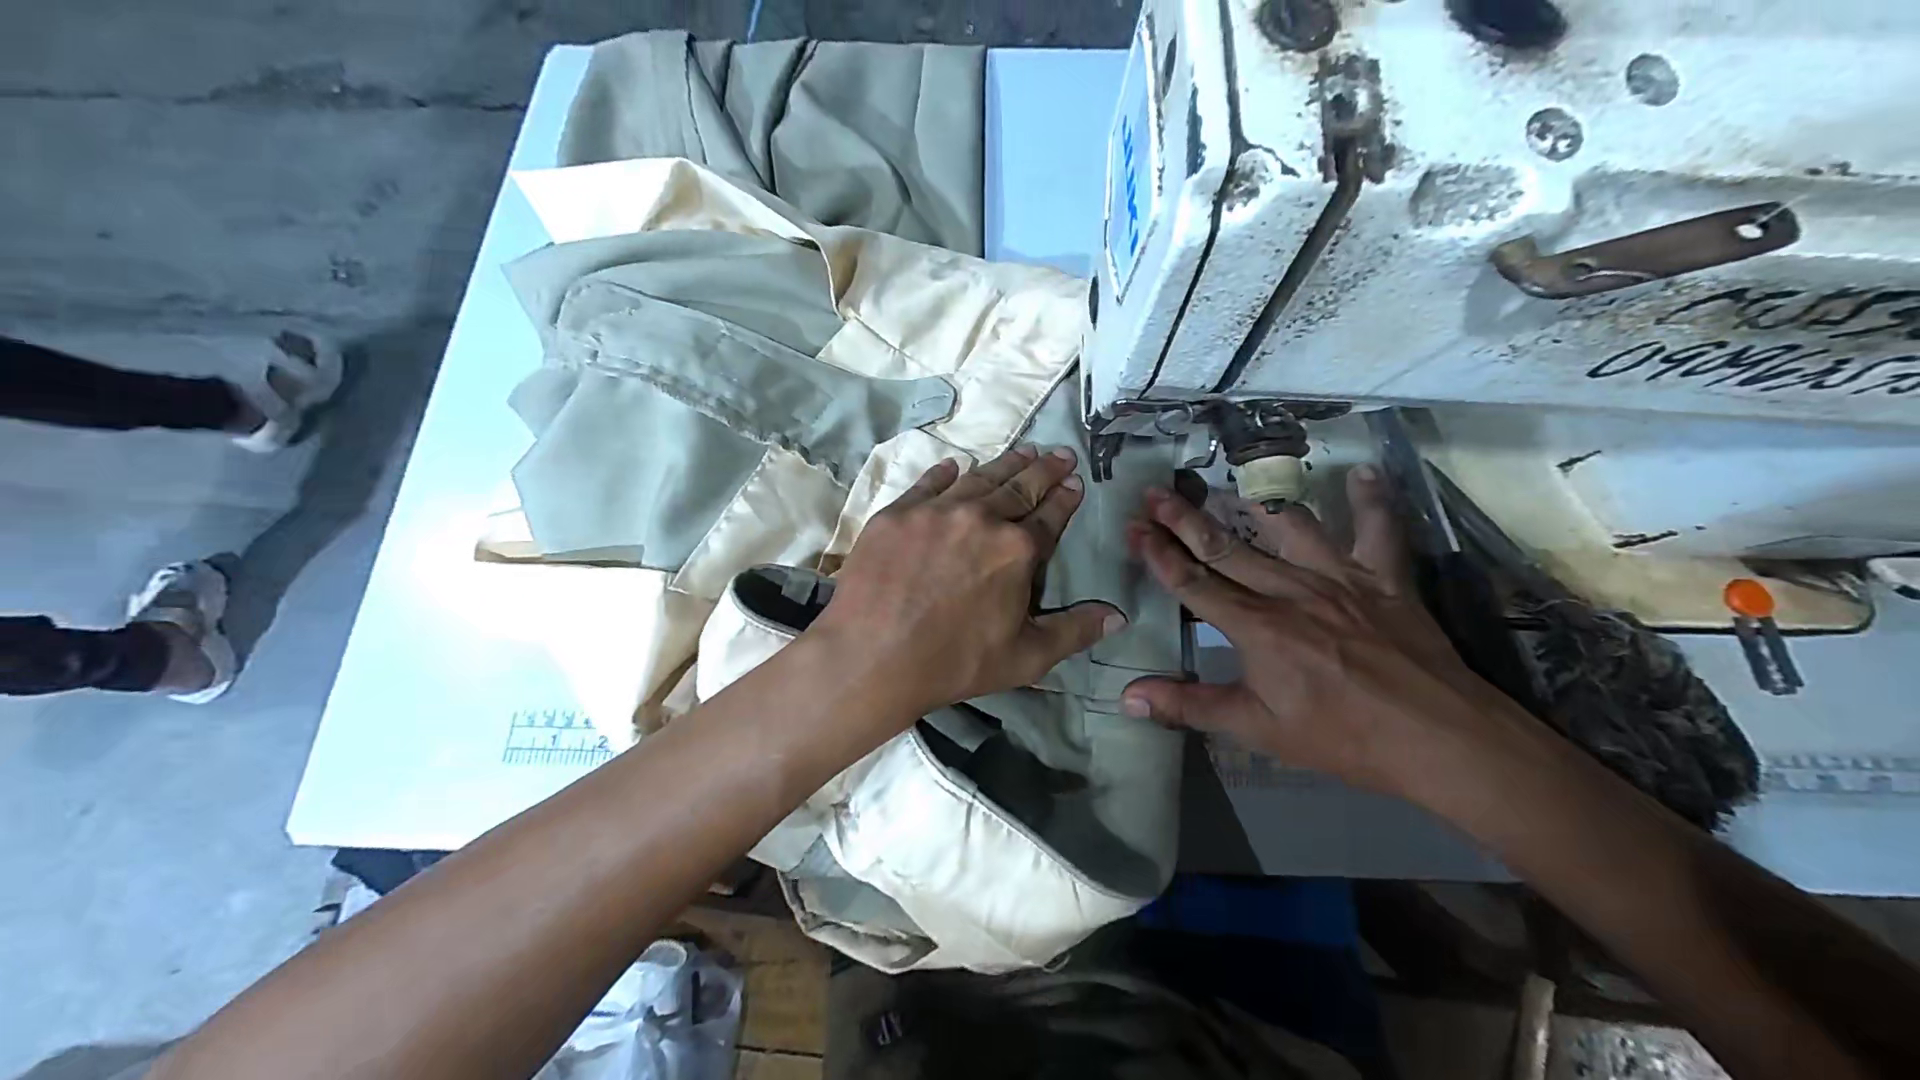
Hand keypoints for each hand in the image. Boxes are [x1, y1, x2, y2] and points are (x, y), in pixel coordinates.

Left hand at [809, 445, 1124, 718]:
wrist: (873, 656)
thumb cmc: (955, 662)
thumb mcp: (1026, 657)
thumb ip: (1074, 631)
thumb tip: (1119, 616)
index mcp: (1017, 550)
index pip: (1050, 515)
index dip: (1065, 498)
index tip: (1075, 481)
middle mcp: (981, 518)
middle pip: (1019, 487)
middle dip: (1044, 469)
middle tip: (1059, 453)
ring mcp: (935, 511)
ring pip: (978, 478)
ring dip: (1004, 464)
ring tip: (1023, 451)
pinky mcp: (897, 514)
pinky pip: (927, 484)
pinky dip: (945, 473)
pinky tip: (954, 465)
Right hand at [1121, 466, 1506, 794]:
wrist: (1438, 738)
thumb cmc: (1342, 737)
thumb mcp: (1257, 728)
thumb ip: (1189, 706)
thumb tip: (1127, 697)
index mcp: (1257, 627)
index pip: (1194, 583)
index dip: (1159, 555)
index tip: (1133, 528)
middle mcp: (1291, 591)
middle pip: (1227, 548)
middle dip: (1184, 520)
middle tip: (1155, 493)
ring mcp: (1340, 578)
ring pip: (1286, 529)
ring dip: (1251, 505)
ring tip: (1225, 486)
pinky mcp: (1384, 579)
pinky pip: (1377, 530)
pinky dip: (1370, 500)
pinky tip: (1360, 474)